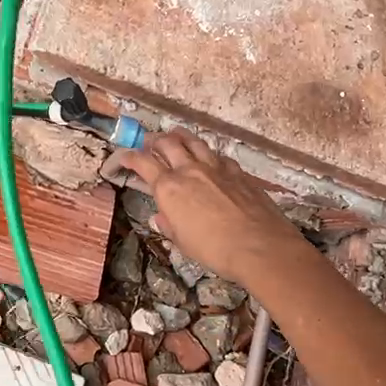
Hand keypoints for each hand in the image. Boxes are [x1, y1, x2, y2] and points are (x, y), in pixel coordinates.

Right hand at [121, 129, 306, 286]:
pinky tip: (210, 158)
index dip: (129, 157)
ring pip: (194, 141)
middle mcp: (190, 170)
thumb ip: (169, 225)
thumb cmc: (215, 250)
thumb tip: (160, 217)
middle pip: (167, 143)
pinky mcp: (238, 171)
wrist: (261, 247)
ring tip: (174, 135)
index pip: (142, 162)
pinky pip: (218, 155)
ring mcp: (216, 167)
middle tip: (149, 142)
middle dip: (154, 140)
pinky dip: (208, 153)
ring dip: (180, 136)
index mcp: (169, 187)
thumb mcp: (183, 243)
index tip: (123, 157)